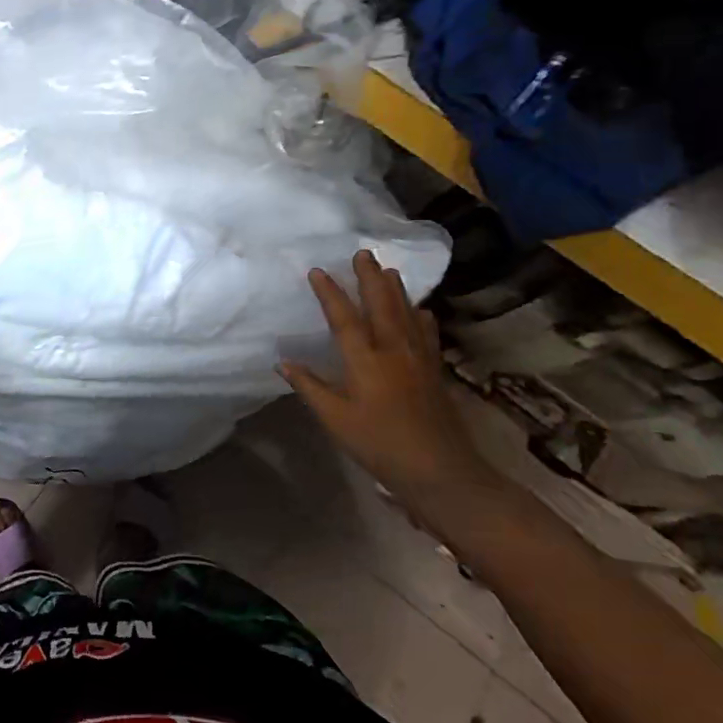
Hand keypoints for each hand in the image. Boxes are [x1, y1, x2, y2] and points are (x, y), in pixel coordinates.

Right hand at [279, 250, 485, 507]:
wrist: (439, 468)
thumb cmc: (378, 442)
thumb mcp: (333, 417)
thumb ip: (309, 386)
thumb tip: (284, 362)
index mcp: (365, 360)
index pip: (344, 318)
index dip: (330, 294)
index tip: (318, 271)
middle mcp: (394, 351)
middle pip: (382, 306)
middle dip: (370, 278)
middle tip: (363, 253)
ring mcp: (418, 359)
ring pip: (406, 315)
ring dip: (396, 290)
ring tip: (389, 270)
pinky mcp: (433, 371)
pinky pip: (426, 334)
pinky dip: (420, 317)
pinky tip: (420, 311)